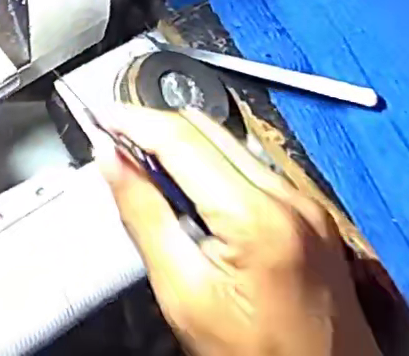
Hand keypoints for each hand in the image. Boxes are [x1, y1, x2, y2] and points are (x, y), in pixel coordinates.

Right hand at [98, 105, 379, 355]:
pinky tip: (186, 192)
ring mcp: (306, 207)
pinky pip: (245, 163)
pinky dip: (205, 161)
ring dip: (177, 143)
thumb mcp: (182, 292)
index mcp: (257, 217)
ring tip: (145, 171)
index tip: (96, 117)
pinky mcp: (312, 217)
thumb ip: (142, 213)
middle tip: (114, 145)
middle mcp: (290, 200)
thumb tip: (108, 154)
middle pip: (201, 128)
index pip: (177, 137)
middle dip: (150, 127)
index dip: (129, 119)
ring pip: (222, 140)